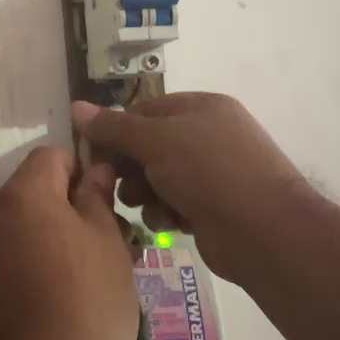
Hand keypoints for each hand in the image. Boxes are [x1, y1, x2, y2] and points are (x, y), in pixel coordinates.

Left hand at [0, 147, 139, 339]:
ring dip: (48, 232)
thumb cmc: (91, 301)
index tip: (105, 199)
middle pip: (31, 189)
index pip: (51, 156)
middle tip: (104, 236)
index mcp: (22, 195)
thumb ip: (96, 197)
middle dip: (65, 204)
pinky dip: (29, 259)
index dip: (81, 169)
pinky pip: (7, 254)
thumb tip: (96, 170)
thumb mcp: (108, 242)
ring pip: (20, 223)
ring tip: (84, 267)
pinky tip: (56, 290)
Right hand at [72, 92, 308, 279]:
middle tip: (111, 184)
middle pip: (149, 146)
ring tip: (142, 205)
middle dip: (129, 167)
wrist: (263, 231)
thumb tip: (76, 107)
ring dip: (144, 192)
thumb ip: (114, 128)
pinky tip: (167, 223)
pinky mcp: (213, 208)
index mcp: (202, 108)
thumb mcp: (156, 142)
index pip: (145, 111)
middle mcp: (209, 136)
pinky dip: (165, 212)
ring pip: (158, 178)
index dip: (116, 131)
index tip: (94, 154)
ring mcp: (213, 174)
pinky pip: (174, 203)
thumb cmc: (209, 172)